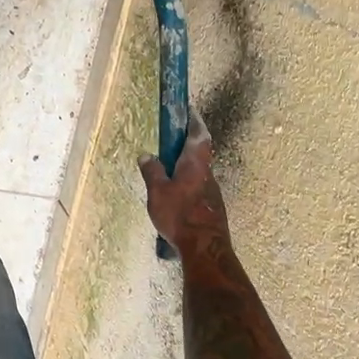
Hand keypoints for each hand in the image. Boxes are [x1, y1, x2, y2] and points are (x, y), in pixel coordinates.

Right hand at [140, 117, 226, 256]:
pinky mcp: (212, 207)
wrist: (205, 248)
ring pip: (199, 172)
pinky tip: (176, 195)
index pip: (199, 136)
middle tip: (172, 141)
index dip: (194, 122)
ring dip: (187, 166)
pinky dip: (188, 184)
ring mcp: (212, 192)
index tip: (190, 111)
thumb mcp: (157, 192)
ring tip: (169, 170)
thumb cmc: (180, 214)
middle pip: (200, 153)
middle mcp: (207, 174)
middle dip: (188, 145)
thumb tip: (146, 155)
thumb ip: (152, 171)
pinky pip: (198, 187)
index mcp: (195, 164)